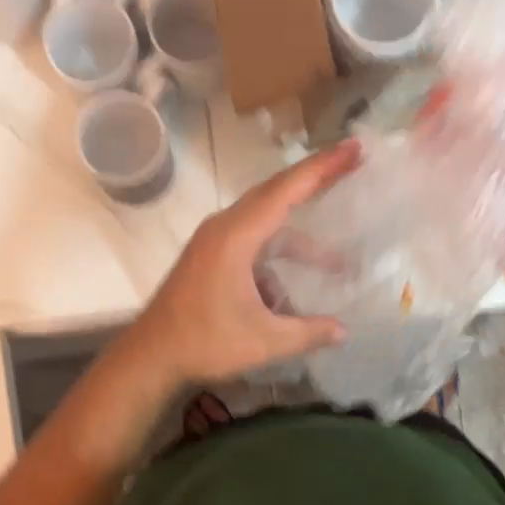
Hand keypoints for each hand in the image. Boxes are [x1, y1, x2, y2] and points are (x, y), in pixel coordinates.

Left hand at [124, 142, 357, 388]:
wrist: (150, 356)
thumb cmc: (205, 342)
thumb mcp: (264, 341)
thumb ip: (308, 333)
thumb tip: (343, 331)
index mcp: (236, 236)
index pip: (287, 190)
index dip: (323, 168)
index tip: (354, 148)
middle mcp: (223, 228)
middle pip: (275, 194)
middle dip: (315, 183)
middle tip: (352, 167)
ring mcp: (213, 242)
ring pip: (263, 224)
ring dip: (298, 240)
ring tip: (334, 262)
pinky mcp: (208, 258)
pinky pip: (250, 244)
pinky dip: (275, 258)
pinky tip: (290, 293)